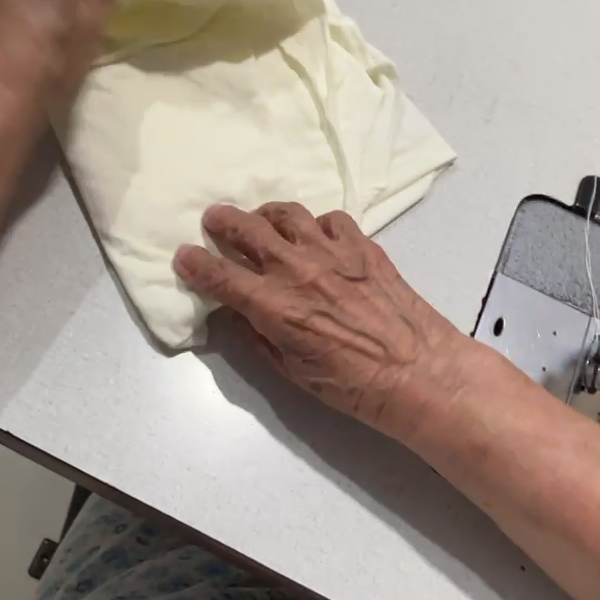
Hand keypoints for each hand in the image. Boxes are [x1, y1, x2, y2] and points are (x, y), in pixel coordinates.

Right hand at [174, 202, 483, 442]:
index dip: (195, 264)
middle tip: (213, 220)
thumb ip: (257, 337)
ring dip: (265, 214)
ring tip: (260, 220)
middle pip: (247, 230)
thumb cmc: (351, 384)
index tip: (182, 256)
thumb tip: (236, 314)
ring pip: (286, 214)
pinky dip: (314, 225)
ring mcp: (331, 252)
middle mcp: (297, 270)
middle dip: (222, 222)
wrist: (417, 371)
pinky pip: (329, 220)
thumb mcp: (291, 372)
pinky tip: (315, 237)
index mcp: (274, 306)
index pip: (219, 276)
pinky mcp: (362, 246)